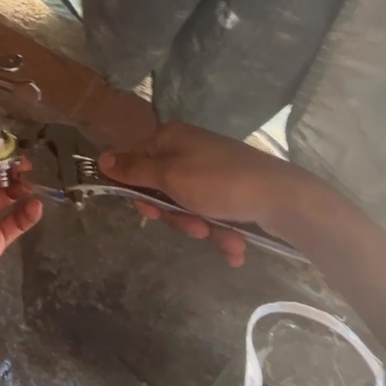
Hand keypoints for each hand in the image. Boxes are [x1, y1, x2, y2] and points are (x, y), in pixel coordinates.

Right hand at [99, 123, 329, 265]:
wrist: (285, 199)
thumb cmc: (221, 183)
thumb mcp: (170, 177)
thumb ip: (133, 170)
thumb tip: (100, 158)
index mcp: (171, 139)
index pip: (136, 163)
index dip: (140, 192)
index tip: (151, 212)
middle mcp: (190, 151)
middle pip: (162, 190)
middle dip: (178, 217)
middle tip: (194, 226)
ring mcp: (213, 172)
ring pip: (189, 208)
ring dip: (203, 228)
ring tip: (222, 237)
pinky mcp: (234, 192)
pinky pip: (214, 215)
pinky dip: (222, 233)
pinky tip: (235, 246)